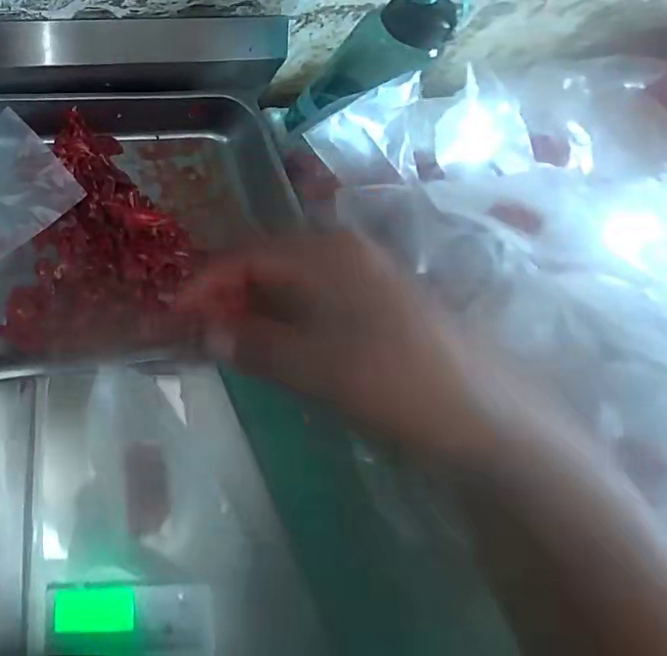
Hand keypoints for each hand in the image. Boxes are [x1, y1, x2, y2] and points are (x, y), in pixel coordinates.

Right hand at [186, 229, 538, 460]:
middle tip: (195, 324)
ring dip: (252, 301)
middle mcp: (342, 248)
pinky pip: (312, 293)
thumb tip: (206, 330)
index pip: (244, 255)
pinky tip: (274, 337)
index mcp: (324, 251)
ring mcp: (364, 271)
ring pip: (288, 276)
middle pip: (264, 258)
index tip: (172, 311)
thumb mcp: (314, 368)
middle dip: (225, 289)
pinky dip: (281, 311)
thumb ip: (254, 344)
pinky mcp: (377, 298)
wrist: (494, 419)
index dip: (204, 283)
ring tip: (225, 332)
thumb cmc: (396, 383)